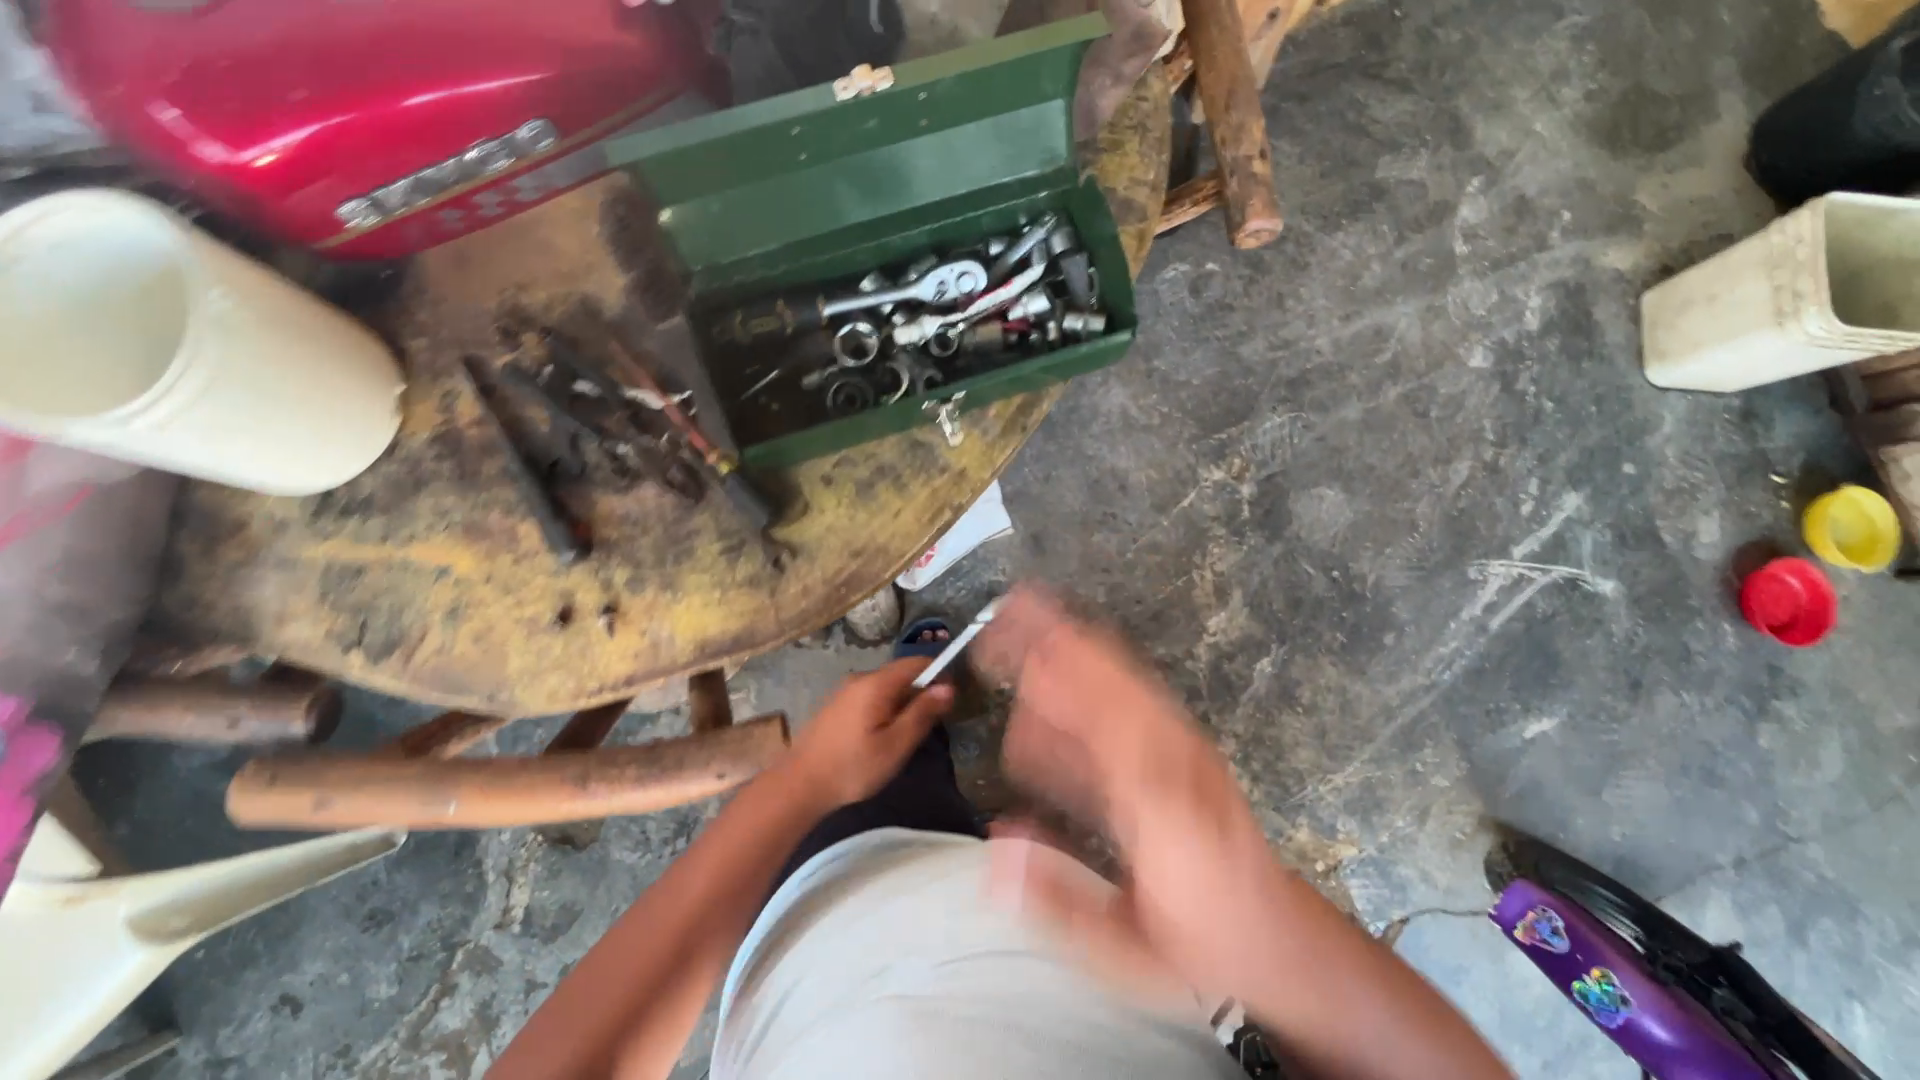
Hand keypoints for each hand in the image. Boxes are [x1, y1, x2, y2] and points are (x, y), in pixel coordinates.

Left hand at [783, 657, 954, 809]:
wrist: (799, 785)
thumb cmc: (853, 767)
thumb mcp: (895, 744)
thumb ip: (922, 713)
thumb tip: (948, 687)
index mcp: (876, 683)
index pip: (916, 662)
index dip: (939, 674)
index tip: (952, 699)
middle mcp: (859, 679)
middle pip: (900, 675)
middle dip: (921, 693)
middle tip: (932, 726)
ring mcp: (844, 692)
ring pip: (885, 689)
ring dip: (902, 705)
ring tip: (908, 737)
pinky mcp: (836, 707)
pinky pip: (870, 698)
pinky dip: (885, 710)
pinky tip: (883, 738)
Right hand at [974, 585, 1287, 1003]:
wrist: (1283, 938)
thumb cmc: (1204, 948)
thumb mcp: (1128, 950)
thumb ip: (1060, 900)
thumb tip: (996, 848)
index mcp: (1163, 807)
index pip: (1105, 725)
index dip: (1057, 681)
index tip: (1008, 649)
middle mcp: (1176, 761)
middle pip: (1115, 680)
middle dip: (1058, 641)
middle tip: (1002, 614)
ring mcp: (1187, 749)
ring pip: (1127, 677)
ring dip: (1075, 645)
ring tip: (1021, 619)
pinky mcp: (1188, 748)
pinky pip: (1137, 696)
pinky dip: (1096, 672)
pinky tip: (1059, 668)